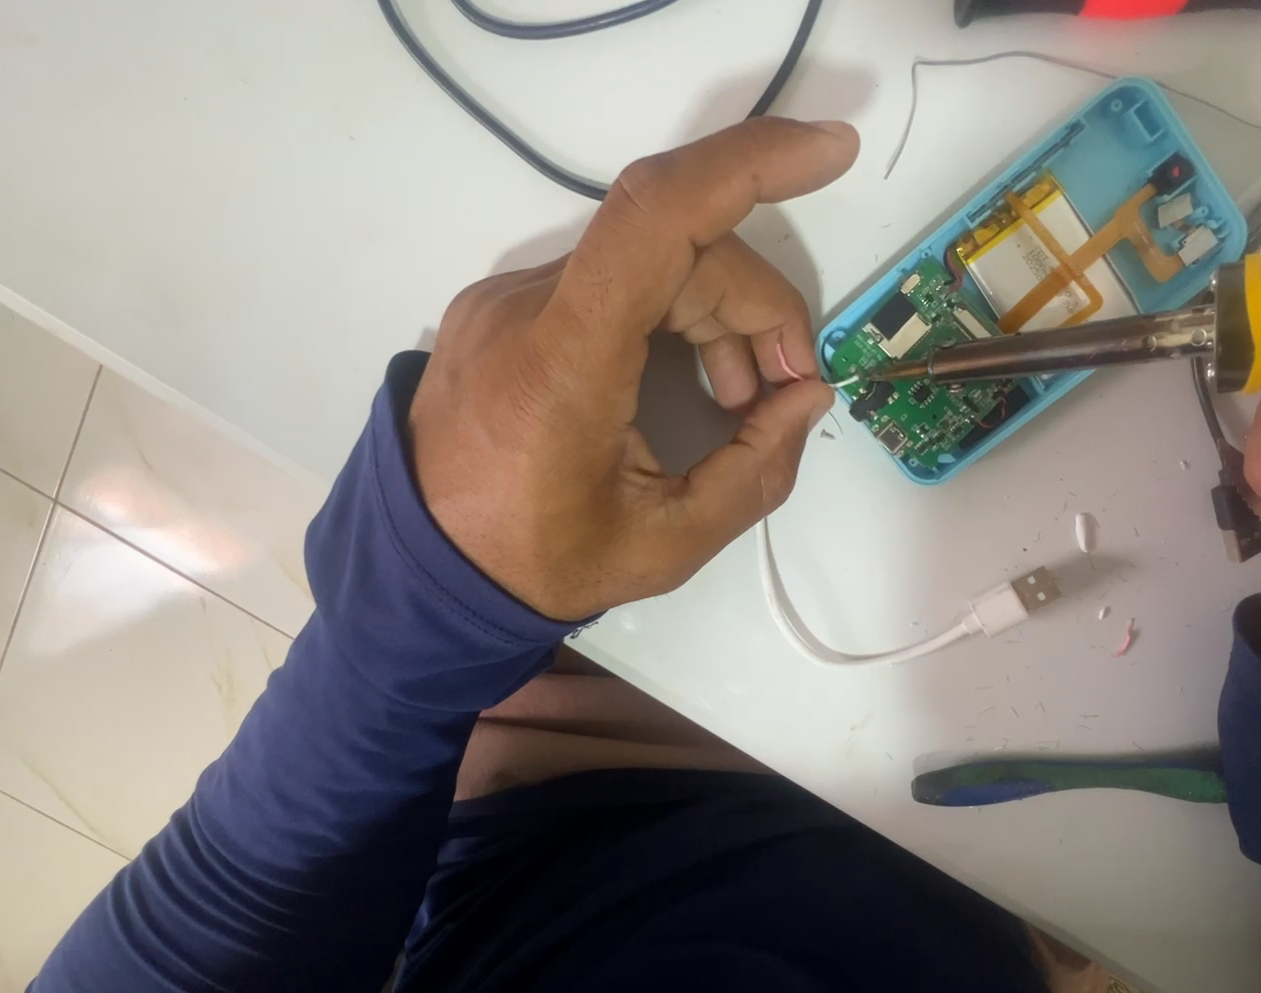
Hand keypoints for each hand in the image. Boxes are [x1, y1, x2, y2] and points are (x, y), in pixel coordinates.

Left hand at [408, 119, 855, 620]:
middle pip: (677, 248)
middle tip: (783, 391)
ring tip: (735, 402)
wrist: (428, 571)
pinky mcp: (504, 309)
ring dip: (716, 316)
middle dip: (756, 307)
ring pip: (646, 260)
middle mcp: (526, 307)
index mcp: (564, 364)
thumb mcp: (667, 544)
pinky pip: (611, 282)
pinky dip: (671, 317)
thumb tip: (807, 395)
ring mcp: (507, 300)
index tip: (832, 153)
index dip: (751, 164)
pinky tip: (682, 382)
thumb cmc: (542, 565)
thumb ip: (756, 473)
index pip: (657, 217)